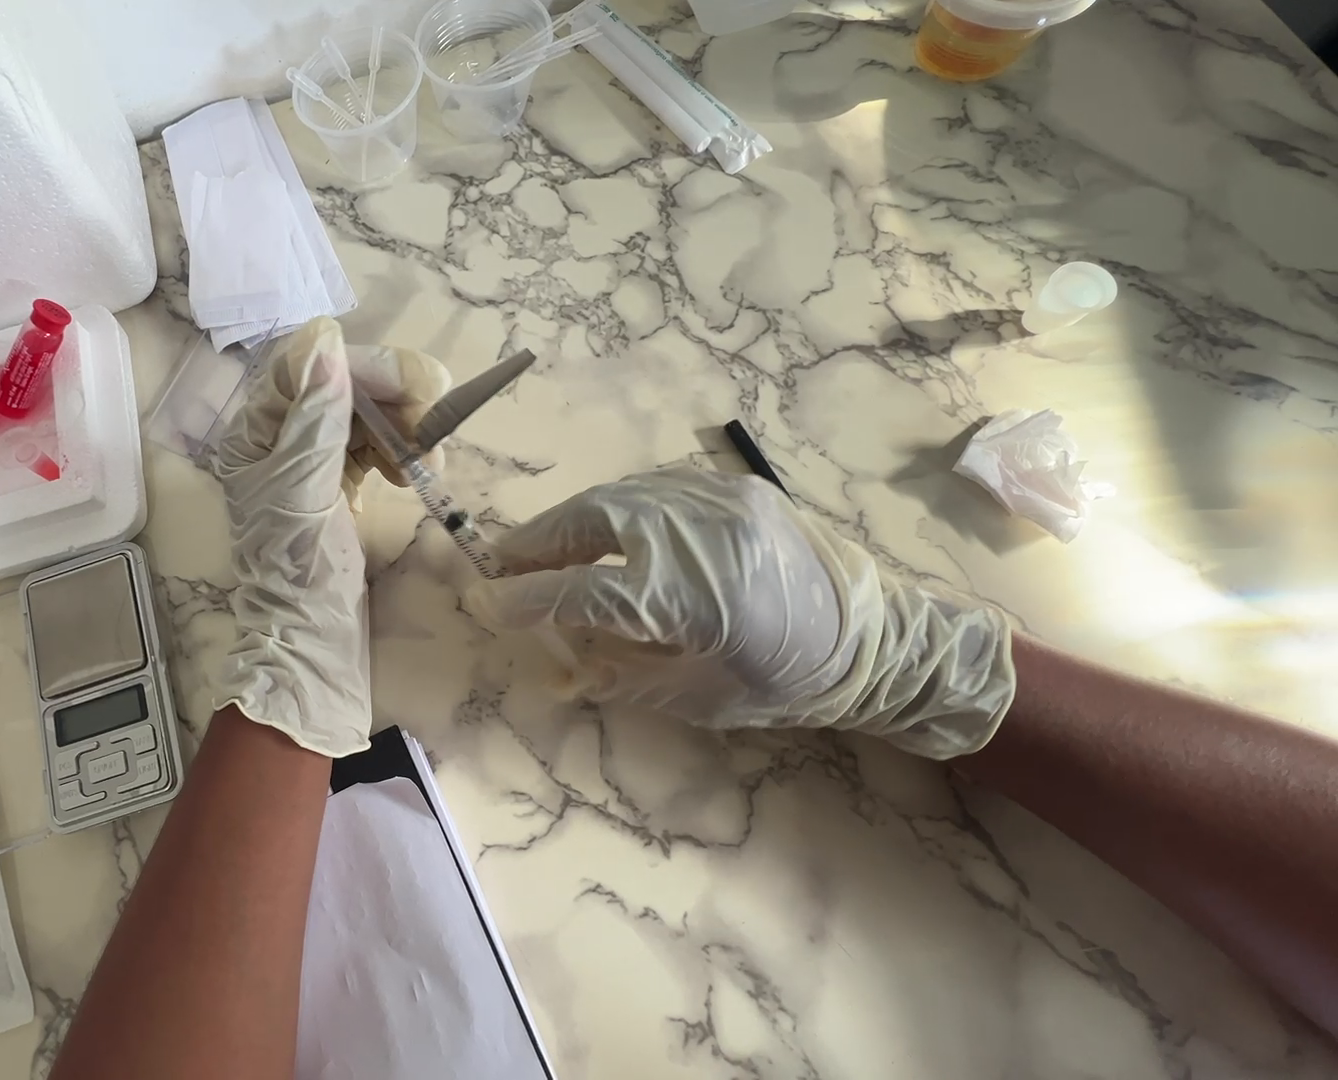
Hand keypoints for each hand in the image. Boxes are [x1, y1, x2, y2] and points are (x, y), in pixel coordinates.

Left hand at [210, 318, 448, 757]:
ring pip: (368, 410)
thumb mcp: (303, 490)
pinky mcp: (343, 479)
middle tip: (434, 418)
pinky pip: (377, 442)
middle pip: (343, 381)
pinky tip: (414, 474)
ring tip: (428, 463)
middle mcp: (281, 435)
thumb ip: (315, 418)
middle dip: (393, 395)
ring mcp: (315, 458)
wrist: (314, 640)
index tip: (407, 385)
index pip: (304, 365)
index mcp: (256, 432)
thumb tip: (326, 342)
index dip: (357, 365)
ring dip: (407, 425)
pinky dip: (401, 449)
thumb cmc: (299, 571)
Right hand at [466, 466, 1015, 758]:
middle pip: (591, 522)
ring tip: (539, 546)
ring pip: (615, 496)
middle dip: (537, 541)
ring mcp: (718, 500)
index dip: (527, 599)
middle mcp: (700, 536)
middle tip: (502, 560)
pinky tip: (597, 532)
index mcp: (694, 600)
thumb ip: (619, 675)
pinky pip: (649, 490)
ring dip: (568, 521)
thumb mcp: (699, 699)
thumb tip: (558, 659)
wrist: (882, 637)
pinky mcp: (732, 487)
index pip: (584, 594)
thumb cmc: (789, 683)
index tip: (487, 602)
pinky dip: (610, 510)